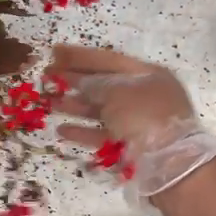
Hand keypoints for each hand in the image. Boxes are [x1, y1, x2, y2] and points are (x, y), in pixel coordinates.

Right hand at [46, 45, 215, 204]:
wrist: (169, 162)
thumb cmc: (145, 117)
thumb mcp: (118, 92)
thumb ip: (95, 83)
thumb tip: (80, 80)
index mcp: (147, 75)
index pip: (108, 60)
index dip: (80, 56)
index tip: (54, 52)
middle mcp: (143, 95)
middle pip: (102, 84)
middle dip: (73, 79)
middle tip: (46, 76)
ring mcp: (137, 121)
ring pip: (99, 109)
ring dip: (73, 105)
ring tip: (48, 102)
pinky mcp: (129, 144)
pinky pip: (101, 133)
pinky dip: (82, 130)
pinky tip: (61, 129)